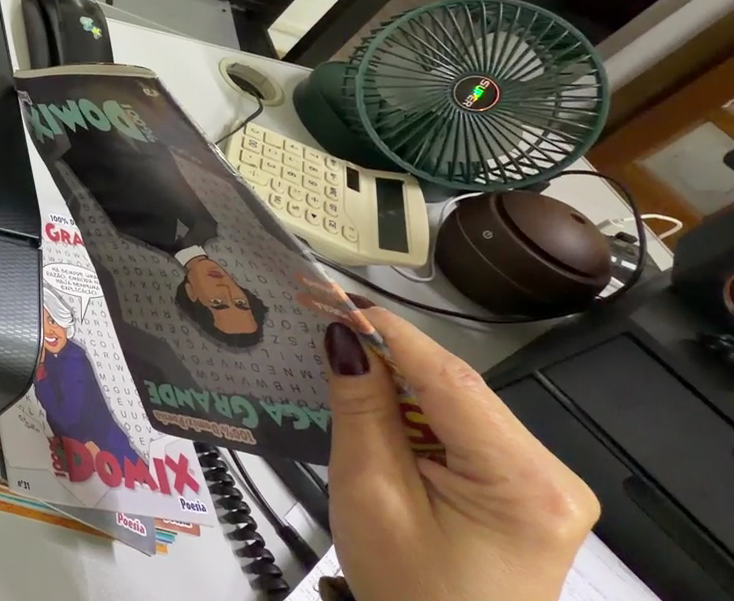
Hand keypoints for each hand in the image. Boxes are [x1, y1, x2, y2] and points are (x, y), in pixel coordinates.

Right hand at [326, 303, 598, 600]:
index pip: (448, 378)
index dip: (386, 331)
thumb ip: (360, 411)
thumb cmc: (406, 586)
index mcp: (524, 482)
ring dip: (394, 381)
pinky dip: (410, 411)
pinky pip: (458, 428)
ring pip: (454, 403)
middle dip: (385, 353)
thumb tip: (342, 338)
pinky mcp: (521, 490)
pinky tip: (369, 403)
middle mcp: (549, 473)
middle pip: (454, 388)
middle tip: (320, 321)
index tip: (330, 297)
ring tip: (334, 358)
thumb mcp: (371, 494)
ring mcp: (540, 482)